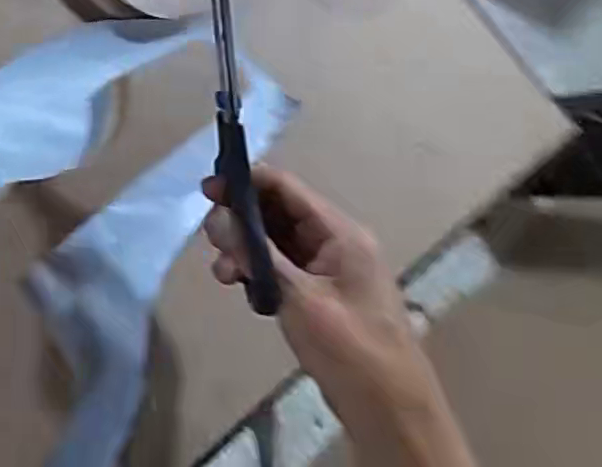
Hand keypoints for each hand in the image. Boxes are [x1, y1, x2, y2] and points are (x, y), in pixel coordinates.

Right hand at [201, 165, 419, 399]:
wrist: (394, 419)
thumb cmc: (352, 351)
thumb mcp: (298, 298)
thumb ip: (256, 253)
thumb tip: (217, 217)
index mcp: (340, 232)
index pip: (285, 187)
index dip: (245, 181)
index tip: (208, 190)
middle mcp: (333, 241)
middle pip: (275, 211)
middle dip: (239, 220)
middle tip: (212, 239)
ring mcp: (326, 267)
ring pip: (273, 239)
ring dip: (243, 249)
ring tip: (223, 273)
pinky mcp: (317, 292)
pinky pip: (278, 265)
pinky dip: (255, 270)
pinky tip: (239, 287)